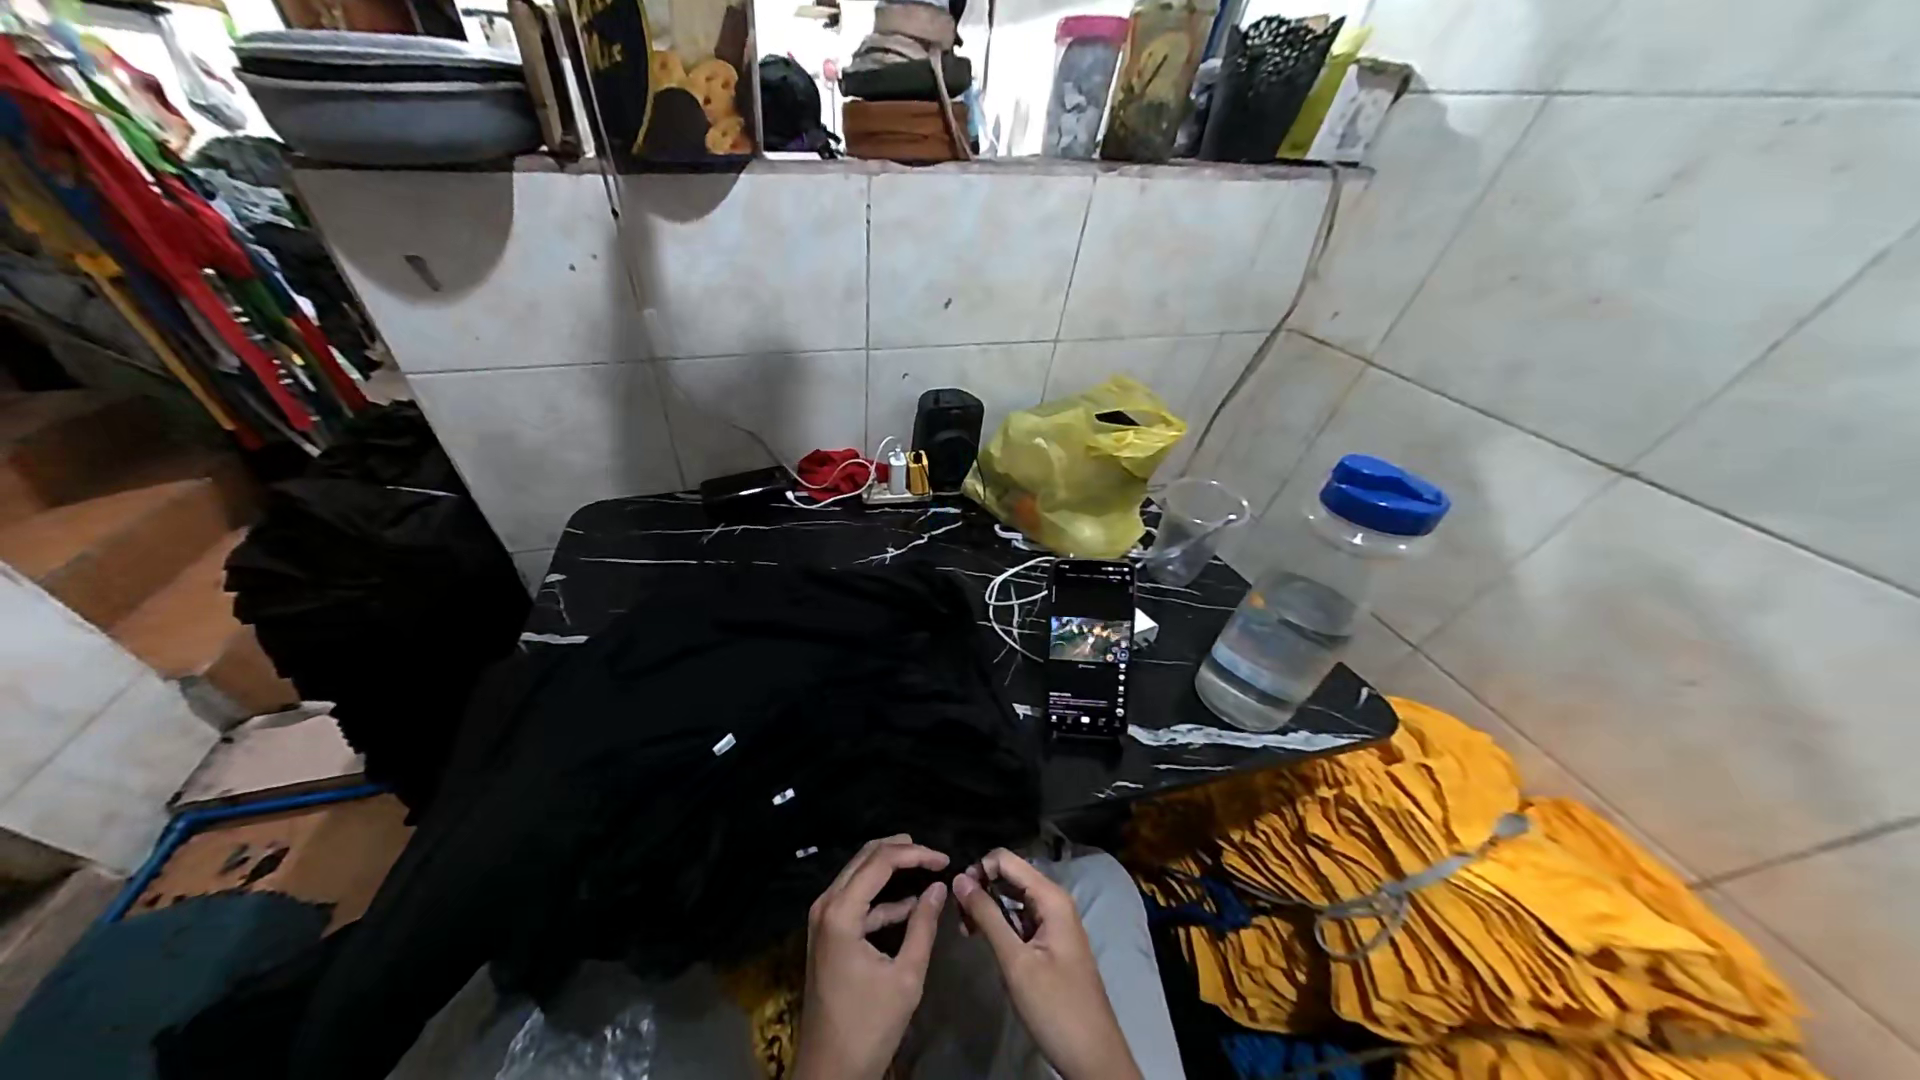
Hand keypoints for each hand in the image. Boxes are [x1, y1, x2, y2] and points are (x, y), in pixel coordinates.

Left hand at [793, 835, 949, 1079]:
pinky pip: (856, 898)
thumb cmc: (869, 1026)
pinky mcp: (827, 933)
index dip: (916, 854)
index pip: (881, 860)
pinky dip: (882, 895)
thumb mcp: (906, 976)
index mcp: (841, 912)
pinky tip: (910, 903)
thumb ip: (923, 925)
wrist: (829, 1072)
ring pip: (859, 873)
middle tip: (935, 857)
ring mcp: (823, 918)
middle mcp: (826, 905)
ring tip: (927, 869)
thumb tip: (939, 886)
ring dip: (892, 868)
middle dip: (903, 851)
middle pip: (866, 858)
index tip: (945, 859)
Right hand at [952, 849, 1142, 1079]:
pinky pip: (1020, 918)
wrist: (1093, 1057)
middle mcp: (1054, 900)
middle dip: (981, 889)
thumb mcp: (1015, 961)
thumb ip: (987, 916)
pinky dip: (999, 924)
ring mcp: (1054, 921)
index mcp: (1051, 896)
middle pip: (1009, 875)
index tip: (957, 896)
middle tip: (958, 919)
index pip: (1006, 859)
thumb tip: (960, 879)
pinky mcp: (1050, 941)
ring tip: (966, 932)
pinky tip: (984, 941)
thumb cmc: (1055, 1006)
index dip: (979, 869)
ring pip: (1012, 897)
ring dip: (987, 908)